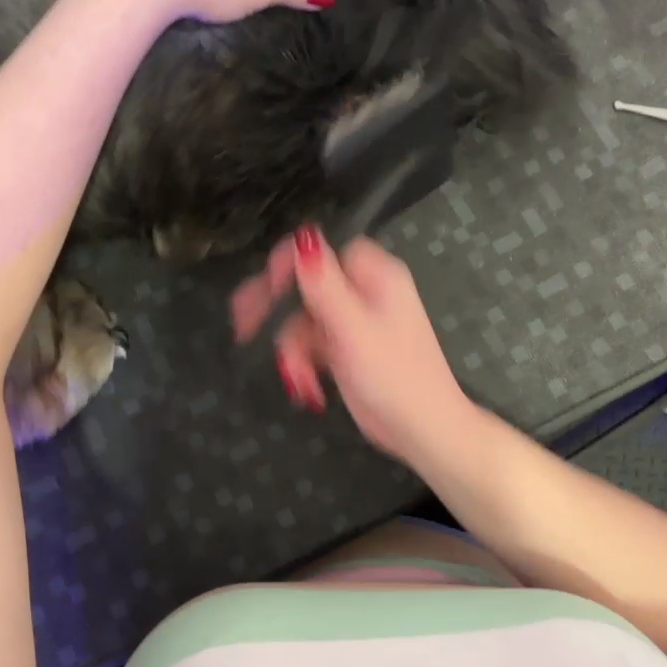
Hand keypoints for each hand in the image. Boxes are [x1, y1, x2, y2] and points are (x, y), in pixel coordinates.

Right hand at [231, 228, 476, 461]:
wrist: (422, 431)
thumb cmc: (394, 376)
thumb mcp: (354, 329)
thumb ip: (324, 284)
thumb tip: (302, 236)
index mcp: (374, 276)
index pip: (323, 252)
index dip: (292, 264)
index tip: (265, 287)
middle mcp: (363, 293)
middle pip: (307, 284)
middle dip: (277, 308)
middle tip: (243, 324)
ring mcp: (353, 322)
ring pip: (303, 318)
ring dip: (290, 346)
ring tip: (292, 375)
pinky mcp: (344, 350)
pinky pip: (311, 343)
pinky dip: (302, 361)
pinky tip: (304, 386)